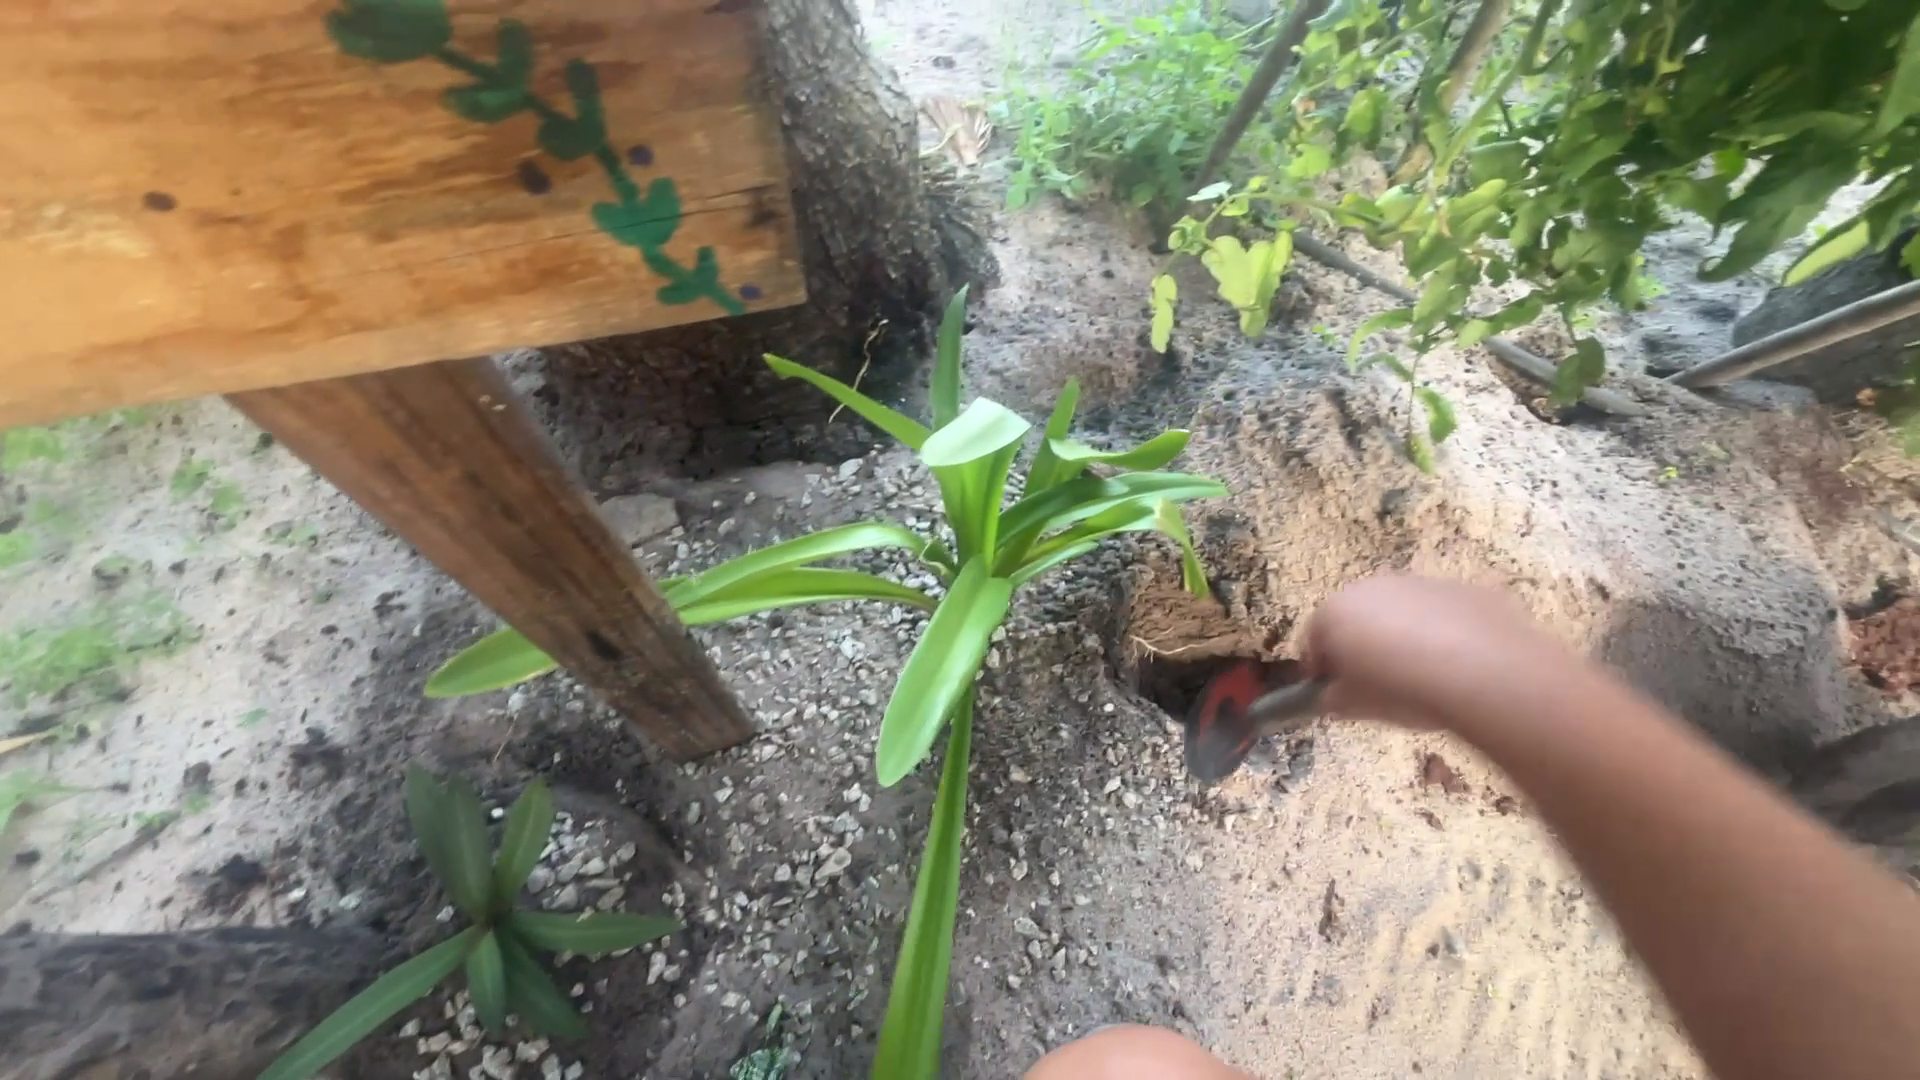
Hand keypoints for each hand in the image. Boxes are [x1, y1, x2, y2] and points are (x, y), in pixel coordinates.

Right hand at [1302, 575, 1574, 731]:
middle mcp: (1369, 587)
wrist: (1486, 674)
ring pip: (1399, 611)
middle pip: (1355, 618)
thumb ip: (1331, 698)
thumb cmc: (1402, 690)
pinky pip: (1442, 613)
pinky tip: (1460, 665)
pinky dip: (1444, 633)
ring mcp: (1418, 583)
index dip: (1321, 671)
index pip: (1311, 642)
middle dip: (1361, 647)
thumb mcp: (1354, 706)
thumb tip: (1330, 696)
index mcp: (1332, 612)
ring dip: (1402, 636)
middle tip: (1378, 684)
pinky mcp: (1463, 589)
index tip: (1336, 693)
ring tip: (1424, 676)